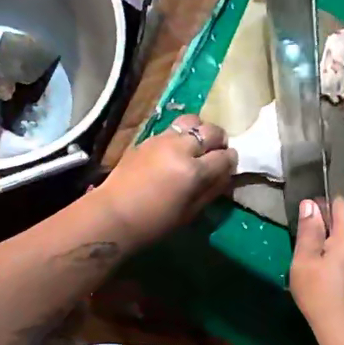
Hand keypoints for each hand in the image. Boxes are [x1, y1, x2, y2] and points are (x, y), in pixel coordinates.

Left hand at [87, 115, 236, 247]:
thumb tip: (226, 175)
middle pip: (212, 131)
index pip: (225, 156)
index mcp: (194, 171)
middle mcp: (181, 148)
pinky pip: (171, 129)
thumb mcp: (190, 213)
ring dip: (199, 131)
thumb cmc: (154, 223)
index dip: (230, 162)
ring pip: (192, 121)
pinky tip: (175, 151)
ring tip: (196, 146)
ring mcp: (162, 139)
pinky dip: (180, 135)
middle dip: (219, 141)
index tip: (227, 168)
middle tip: (215, 154)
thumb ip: (212, 190)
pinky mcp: (147, 138)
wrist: (113, 215)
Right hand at [289, 197, 343, 330]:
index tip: (306, 228)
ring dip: (337, 251)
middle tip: (308, 258)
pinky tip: (336, 287)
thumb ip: (308, 231)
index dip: (321, 208)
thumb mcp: (305, 263)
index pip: (339, 203)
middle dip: (329, 233)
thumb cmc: (324, 296)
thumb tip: (310, 204)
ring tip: (320, 275)